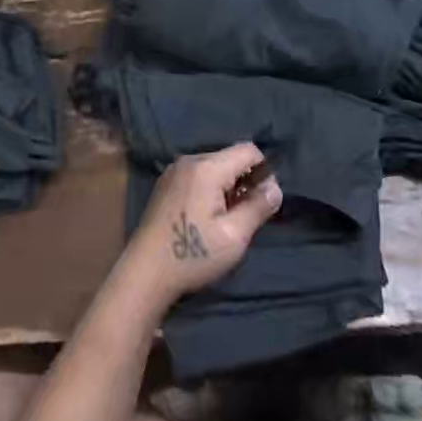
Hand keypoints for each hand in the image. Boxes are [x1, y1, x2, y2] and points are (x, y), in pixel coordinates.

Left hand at [122, 142, 281, 306]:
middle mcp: (189, 160)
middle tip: (246, 214)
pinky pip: (198, 174)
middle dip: (245, 180)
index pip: (248, 150)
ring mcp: (174, 171)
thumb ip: (258, 207)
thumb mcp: (234, 236)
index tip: (265, 200)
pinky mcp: (165, 183)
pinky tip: (207, 216)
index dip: (264, 171)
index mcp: (206, 168)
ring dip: (228, 186)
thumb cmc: (194, 254)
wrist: (146, 270)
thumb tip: (275, 188)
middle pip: (229, 157)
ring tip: (227, 218)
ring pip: (214, 166)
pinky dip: (210, 188)